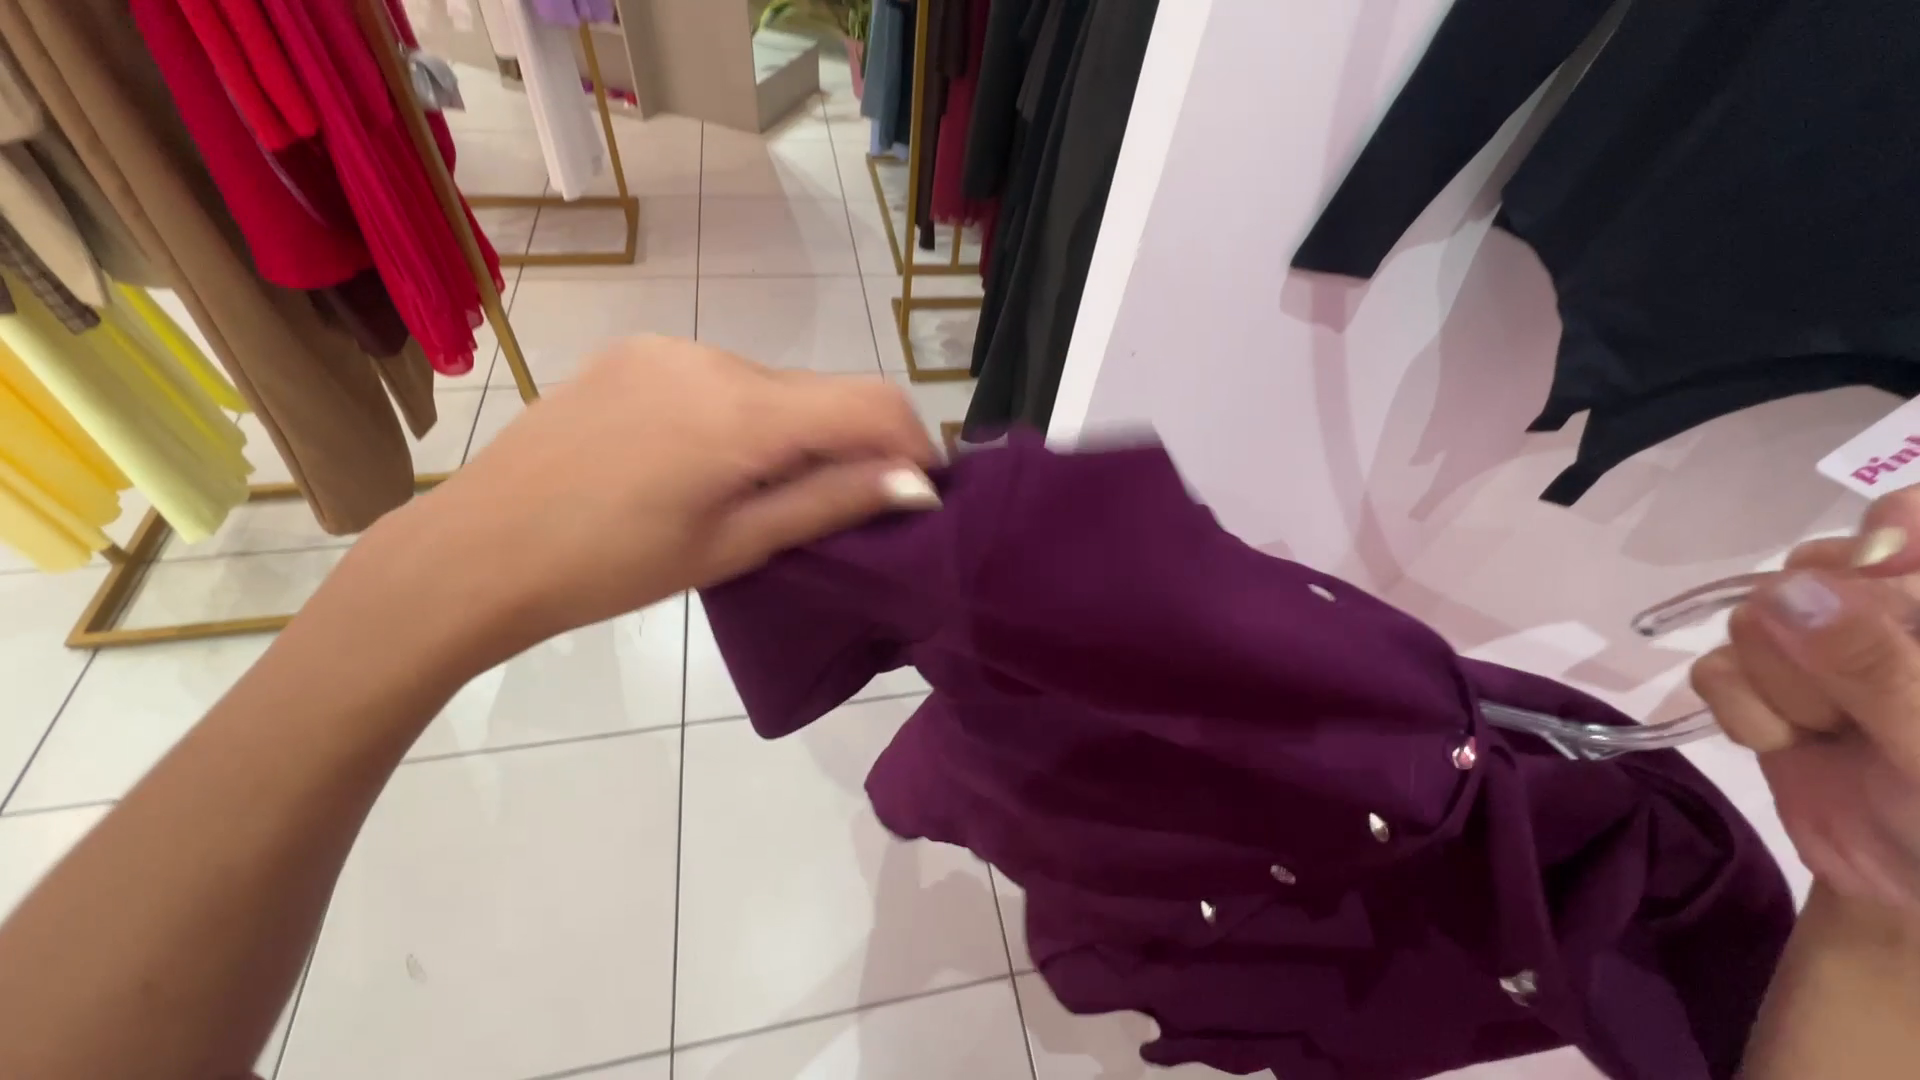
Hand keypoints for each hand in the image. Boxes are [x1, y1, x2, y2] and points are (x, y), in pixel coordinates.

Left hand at [358, 337, 938, 666]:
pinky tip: (708, 463)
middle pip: (822, 391)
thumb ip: (831, 502)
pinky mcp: (636, 353)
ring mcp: (669, 348)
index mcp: (742, 412)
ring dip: (796, 431)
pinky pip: (722, 379)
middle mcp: (714, 358)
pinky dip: (746, 416)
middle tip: (847, 505)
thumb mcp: (733, 546)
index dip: (913, 440)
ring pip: (774, 386)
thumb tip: (916, 483)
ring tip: (764, 493)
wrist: (478, 549)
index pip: (871, 402)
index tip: (921, 487)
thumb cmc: (611, 569)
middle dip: (853, 442)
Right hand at [1691, 490, 1919, 913]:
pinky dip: (1744, 712)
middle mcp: (1884, 614)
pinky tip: (1788, 741)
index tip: (1875, 572)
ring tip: (1832, 734)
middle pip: (1811, 569)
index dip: (1883, 539)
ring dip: (1782, 687)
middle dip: (1818, 639)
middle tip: (1856, 700)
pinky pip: (1712, 666)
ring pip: (1750, 618)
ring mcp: (1814, 648)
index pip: (1906, 524)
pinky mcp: (1757, 683)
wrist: (1915, 892)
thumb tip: (1788, 591)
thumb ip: (1876, 667)